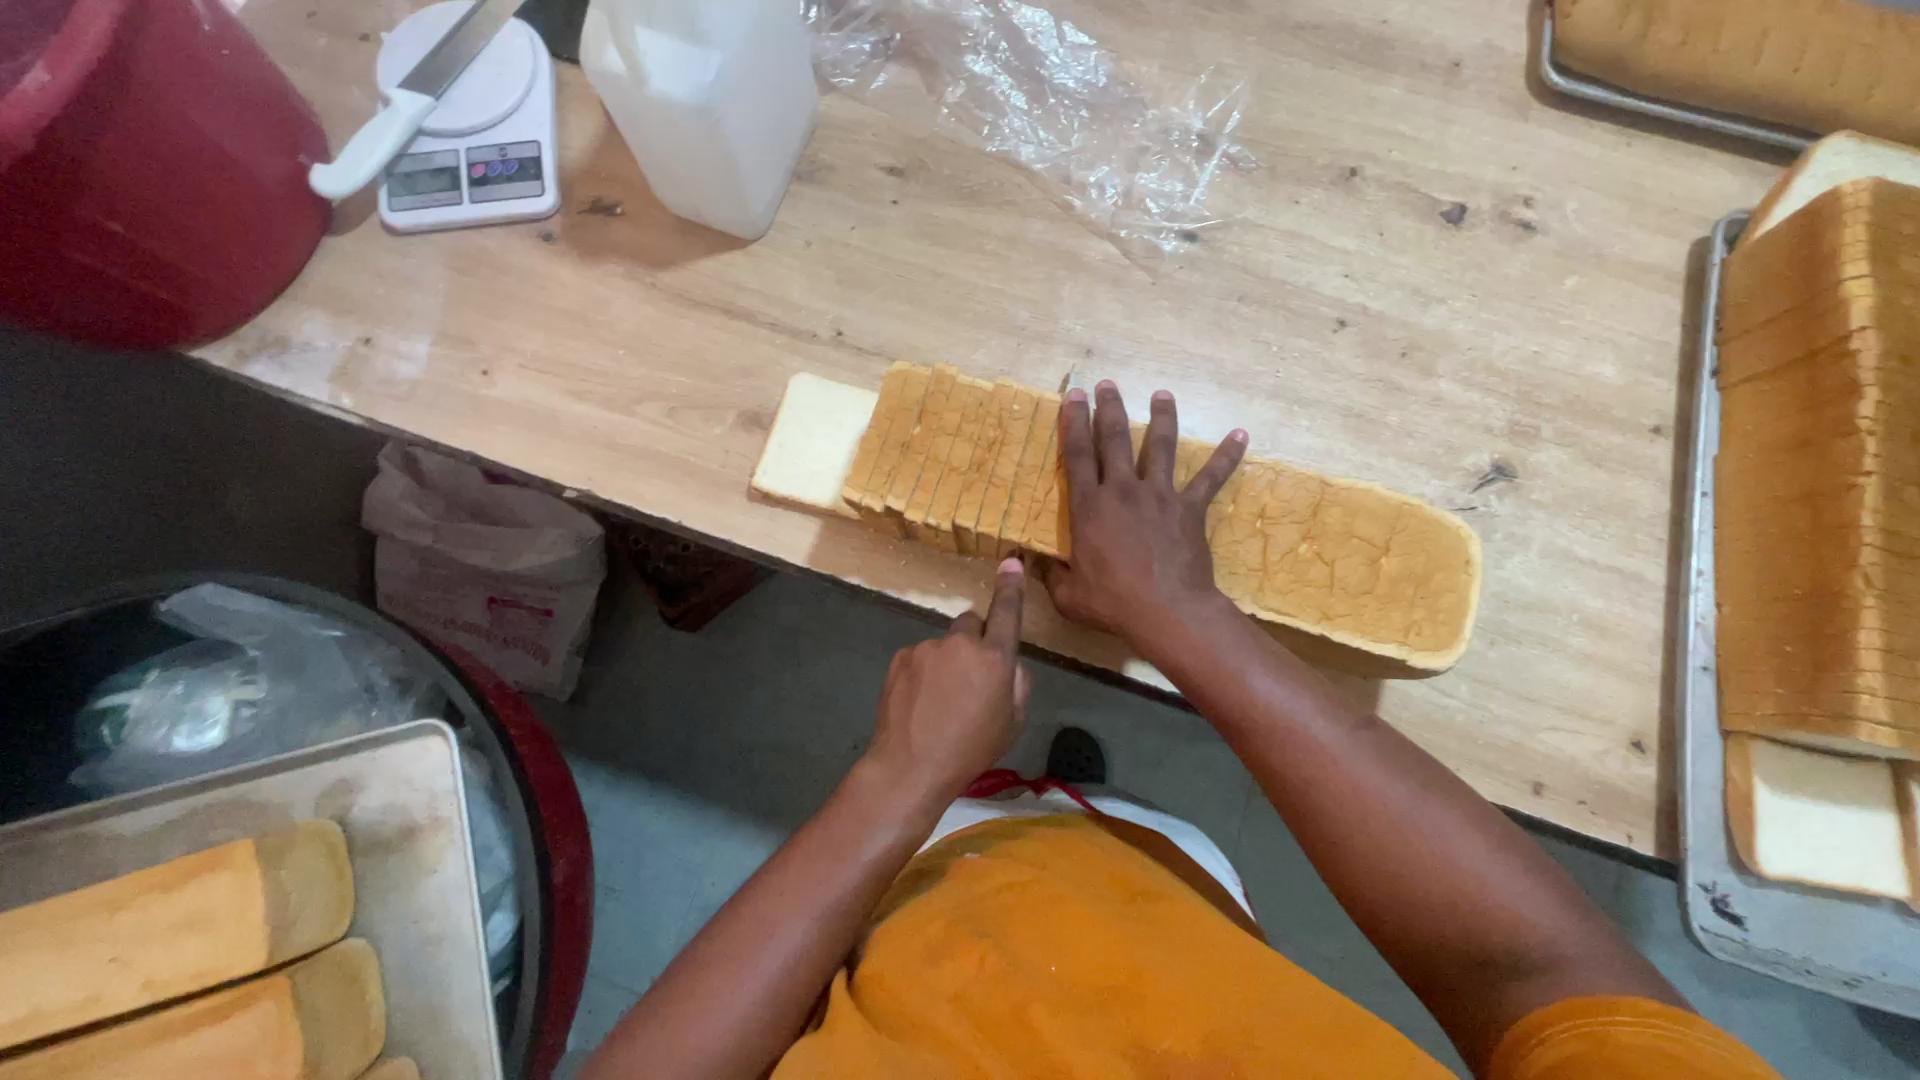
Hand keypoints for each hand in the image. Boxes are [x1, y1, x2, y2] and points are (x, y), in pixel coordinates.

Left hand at [865, 558, 1031, 799]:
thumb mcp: (1013, 723)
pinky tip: (918, 702)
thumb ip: (1017, 683)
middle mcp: (961, 644)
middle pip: (972, 625)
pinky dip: (922, 673)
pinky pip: (919, 657)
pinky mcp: (900, 657)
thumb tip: (1009, 663)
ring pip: (944, 645)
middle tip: (969, 680)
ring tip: (938, 702)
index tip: (1012, 562)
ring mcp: (927, 648)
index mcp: (995, 659)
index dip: (1011, 586)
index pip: (1008, 612)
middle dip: (974, 642)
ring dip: (946, 663)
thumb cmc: (970, 750)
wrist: (910, 766)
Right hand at [1035, 382, 1246, 653]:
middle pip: (1115, 439)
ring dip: (1162, 417)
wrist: (1166, 611)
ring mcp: (1159, 496)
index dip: (1073, 423)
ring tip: (1162, 395)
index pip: (1077, 455)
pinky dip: (1226, 457)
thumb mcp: (1067, 594)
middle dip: (1110, 408)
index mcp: (1089, 508)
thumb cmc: (1112, 603)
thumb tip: (1030, 562)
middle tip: (1108, 384)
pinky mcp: (1189, 509)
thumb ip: (1050, 574)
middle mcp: (1122, 491)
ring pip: (1161, 447)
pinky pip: (1211, 479)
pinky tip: (1241, 435)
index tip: (1074, 397)